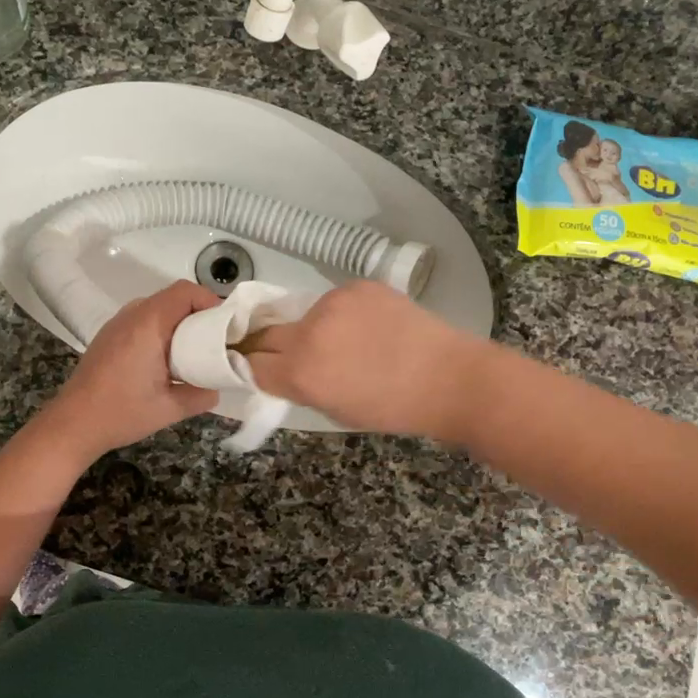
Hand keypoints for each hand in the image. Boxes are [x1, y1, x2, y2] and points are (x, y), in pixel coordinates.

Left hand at [38, 280, 221, 459]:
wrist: (72, 423)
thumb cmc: (121, 413)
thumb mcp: (169, 409)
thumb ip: (200, 396)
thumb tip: (217, 388)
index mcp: (148, 324)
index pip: (185, 292)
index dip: (210, 301)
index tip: (225, 326)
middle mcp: (131, 315)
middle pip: (173, 298)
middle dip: (199, 315)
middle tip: (216, 342)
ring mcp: (117, 324)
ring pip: (157, 309)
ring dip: (179, 324)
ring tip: (194, 352)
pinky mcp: (109, 336)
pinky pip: (142, 321)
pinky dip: (160, 331)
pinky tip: (166, 360)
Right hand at [246, 280, 489, 440]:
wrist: (448, 377)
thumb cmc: (392, 408)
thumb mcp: (334, 411)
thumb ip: (299, 388)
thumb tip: (280, 373)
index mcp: (300, 373)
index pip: (251, 364)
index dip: (249, 367)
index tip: (252, 366)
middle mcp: (308, 333)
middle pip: (264, 334)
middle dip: (265, 345)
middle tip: (280, 354)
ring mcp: (333, 304)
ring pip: (301, 316)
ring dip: (308, 329)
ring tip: (341, 342)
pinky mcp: (356, 286)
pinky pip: (333, 302)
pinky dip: (339, 314)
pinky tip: (364, 328)